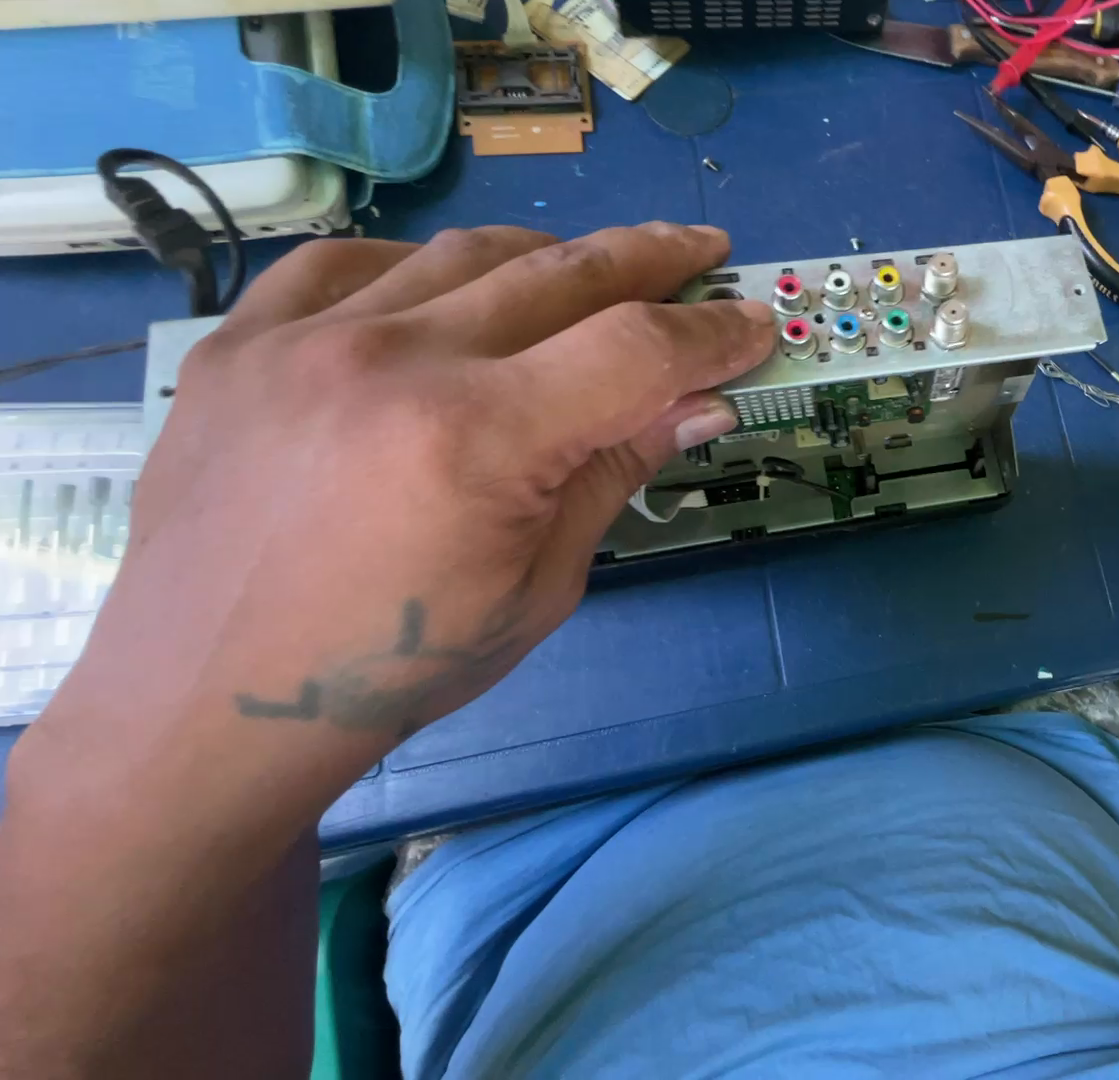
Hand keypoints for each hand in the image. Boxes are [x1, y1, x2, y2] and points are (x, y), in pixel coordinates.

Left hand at [28, 224, 772, 792]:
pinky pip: (357, 262)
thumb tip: (701, 406)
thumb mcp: (546, 580)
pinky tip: (465, 294)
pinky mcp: (245, 340)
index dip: (711, 333)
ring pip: (471, 254)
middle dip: (655, 259)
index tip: (757, 324)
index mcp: (481, 440)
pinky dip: (436, 267)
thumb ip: (617, 471)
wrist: (220, 697)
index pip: (635, 352)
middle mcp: (395, 362)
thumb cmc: (410, 659)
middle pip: (565, 274)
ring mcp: (305, 339)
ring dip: (558, 258)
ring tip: (602, 275)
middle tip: (707, 251)